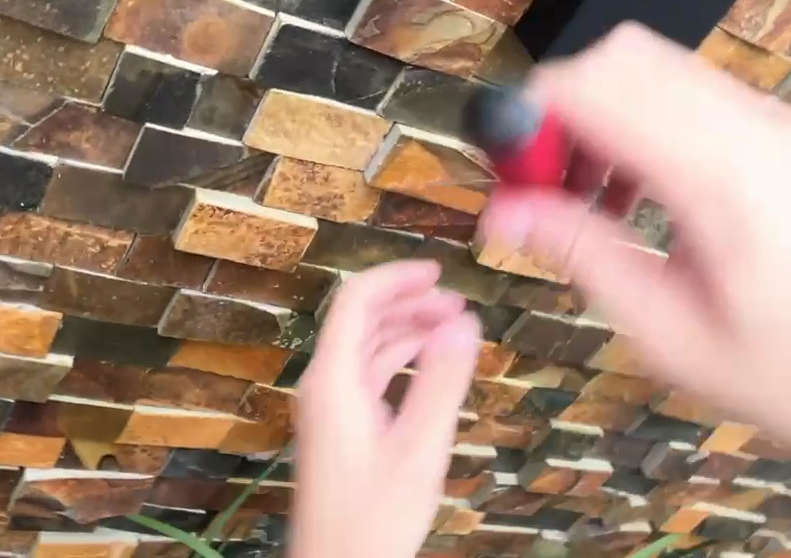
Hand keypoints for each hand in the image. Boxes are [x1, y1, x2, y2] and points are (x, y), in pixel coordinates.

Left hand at [289, 260, 480, 557]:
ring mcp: (330, 402)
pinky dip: (401, 358)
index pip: (357, 299)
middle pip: (363, 317)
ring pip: (368, 344)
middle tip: (455, 299)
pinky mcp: (341, 422)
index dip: (395, 276)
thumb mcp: (418, 450)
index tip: (436, 270)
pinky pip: (369, 371)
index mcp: (333, 377)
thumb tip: (465, 323)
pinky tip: (430, 361)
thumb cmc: (373, 520)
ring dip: (407, 328)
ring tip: (452, 325)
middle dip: (409, 301)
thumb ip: (441, 383)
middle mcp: (325, 381)